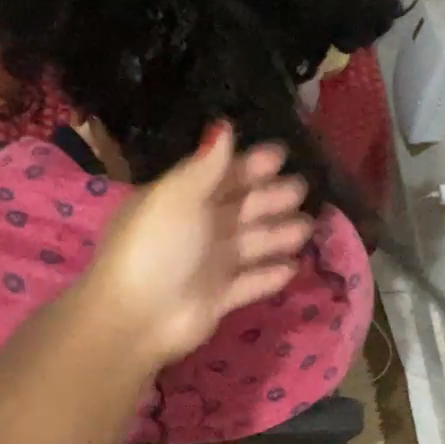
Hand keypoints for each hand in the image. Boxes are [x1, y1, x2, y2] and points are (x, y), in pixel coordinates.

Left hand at [81, 122, 312, 365]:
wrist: (138, 316)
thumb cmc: (157, 247)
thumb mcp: (177, 196)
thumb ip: (207, 166)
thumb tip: (225, 127)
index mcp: (181, 200)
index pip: (220, 177)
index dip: (250, 166)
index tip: (281, 155)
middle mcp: (196, 230)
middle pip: (240, 209)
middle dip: (270, 199)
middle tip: (301, 189)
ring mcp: (207, 267)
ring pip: (250, 245)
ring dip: (277, 235)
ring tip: (307, 227)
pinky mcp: (218, 300)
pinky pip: (250, 284)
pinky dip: (269, 276)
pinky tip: (292, 268)